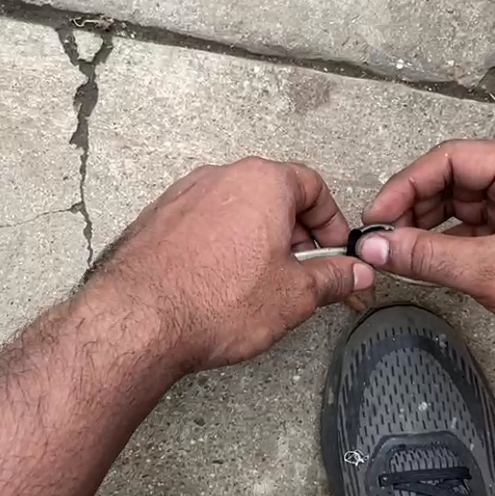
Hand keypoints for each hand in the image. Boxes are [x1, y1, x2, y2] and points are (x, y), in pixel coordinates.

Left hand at [89, 157, 374, 371]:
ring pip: (235, 209)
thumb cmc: (215, 301)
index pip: (312, 186)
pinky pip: (202, 224)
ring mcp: (184, 195)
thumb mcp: (294, 295)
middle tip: (301, 272)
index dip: (331, 222)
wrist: (139, 319)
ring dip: (256, 239)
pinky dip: (220, 245)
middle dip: (294, 233)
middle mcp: (221, 177)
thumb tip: (355, 273)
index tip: (335, 252)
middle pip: (273, 195)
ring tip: (258, 282)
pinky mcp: (157, 218)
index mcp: (262, 182)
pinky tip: (218, 282)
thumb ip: (332, 278)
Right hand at [357, 140, 494, 382]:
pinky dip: (451, 245)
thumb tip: (377, 246)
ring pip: (467, 207)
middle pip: (458, 180)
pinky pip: (480, 232)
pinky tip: (428, 261)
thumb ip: (428, 255)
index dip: (407, 185)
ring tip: (399, 252)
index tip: (377, 217)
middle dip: (416, 206)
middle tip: (382, 238)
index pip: (455, 158)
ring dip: (430, 227)